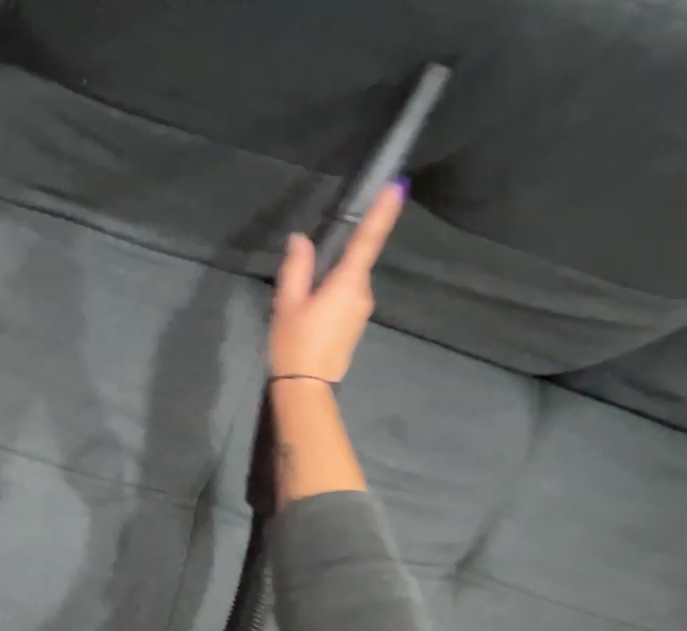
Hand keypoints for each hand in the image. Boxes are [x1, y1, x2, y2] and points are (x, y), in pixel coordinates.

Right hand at [270, 183, 404, 384]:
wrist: (306, 387)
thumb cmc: (295, 344)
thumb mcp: (288, 304)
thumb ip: (296, 268)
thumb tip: (300, 240)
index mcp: (347, 282)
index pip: (368, 240)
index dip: (383, 212)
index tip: (398, 186)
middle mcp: (362, 293)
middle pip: (352, 263)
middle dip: (332, 262)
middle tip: (302, 282)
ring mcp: (361, 310)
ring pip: (345, 282)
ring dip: (327, 284)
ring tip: (298, 307)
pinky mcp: (354, 324)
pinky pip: (343, 298)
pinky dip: (329, 297)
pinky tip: (307, 316)